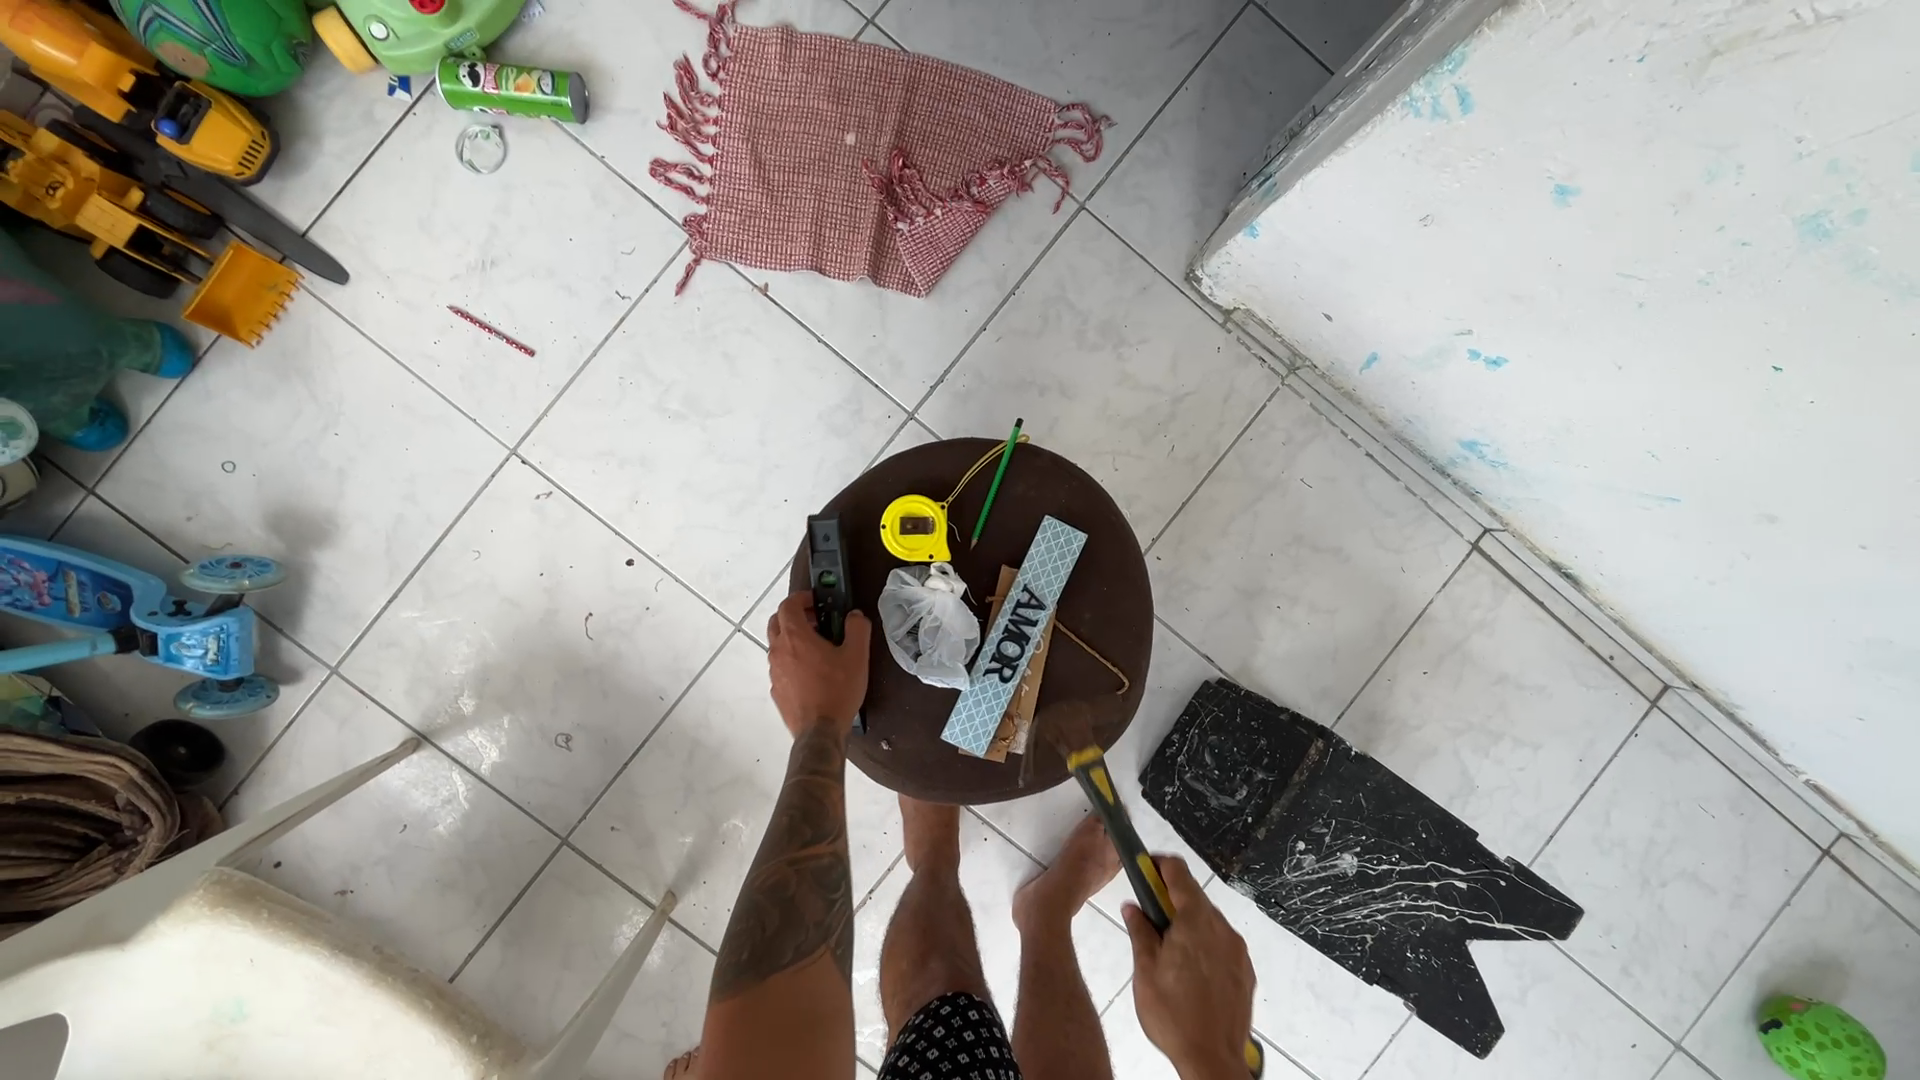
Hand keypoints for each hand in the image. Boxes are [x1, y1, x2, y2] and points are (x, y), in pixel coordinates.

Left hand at [766, 590, 870, 738]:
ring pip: (778, 645)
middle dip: (794, 615)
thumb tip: (855, 616)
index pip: (788, 605)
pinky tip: (812, 672)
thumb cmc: (838, 690)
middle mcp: (779, 651)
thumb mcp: (857, 655)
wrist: (820, 731)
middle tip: (816, 621)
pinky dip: (792, 660)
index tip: (816, 600)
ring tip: (818, 648)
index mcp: (795, 637)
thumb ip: (857, 628)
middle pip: (777, 622)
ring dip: (793, 638)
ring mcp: (775, 671)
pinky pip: (781, 666)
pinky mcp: (776, 689)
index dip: (801, 598)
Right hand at [1123, 857, 1256, 1079]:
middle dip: (1170, 897)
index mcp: (1195, 921)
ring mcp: (1237, 950)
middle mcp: (1221, 928)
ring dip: (1187, 921)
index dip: (1159, 864)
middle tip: (1148, 914)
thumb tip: (1132, 906)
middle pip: (1194, 896)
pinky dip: (1203, 943)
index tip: (1143, 868)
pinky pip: (1221, 943)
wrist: (1213, 1061)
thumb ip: (1140, 931)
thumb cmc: (1172, 1014)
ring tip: (1167, 948)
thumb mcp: (1144, 970)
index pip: (1179, 872)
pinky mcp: (1245, 971)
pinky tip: (1189, 969)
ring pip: (1208, 920)